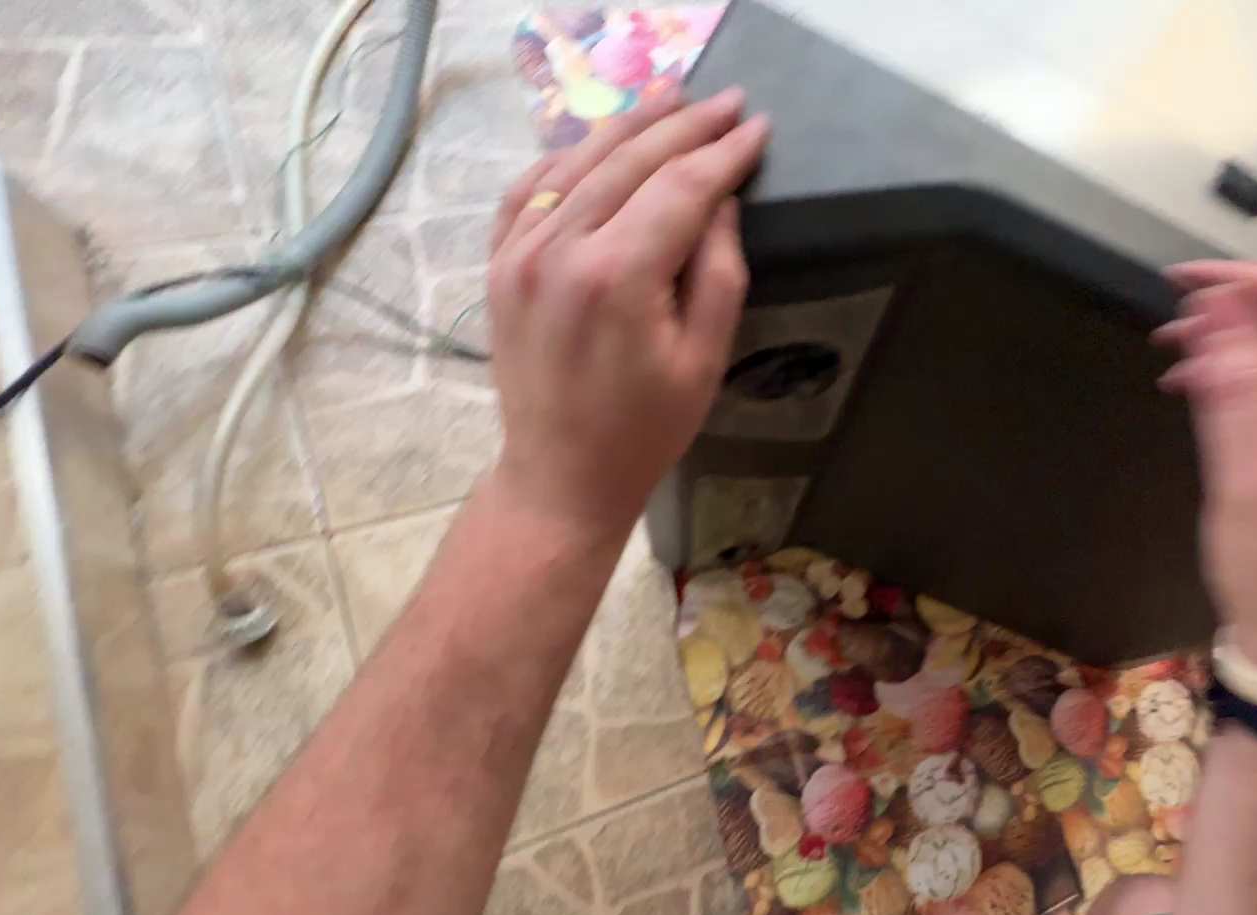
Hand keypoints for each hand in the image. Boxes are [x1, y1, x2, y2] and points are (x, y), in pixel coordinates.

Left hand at [483, 89, 769, 534]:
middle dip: (685, 125)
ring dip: (630, 125)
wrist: (563, 474)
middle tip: (726, 102)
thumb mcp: (704, 362)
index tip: (756, 129)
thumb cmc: (647, 431)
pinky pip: (531, 186)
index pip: (681, 188)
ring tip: (671, 98)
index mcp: (618, 277)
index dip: (724, 154)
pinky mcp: (500, 263)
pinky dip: (568, 155)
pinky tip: (597, 142)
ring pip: (578, 161)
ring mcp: (519, 250)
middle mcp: (560, 247)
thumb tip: (720, 203)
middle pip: (630, 160)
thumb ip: (718, 275)